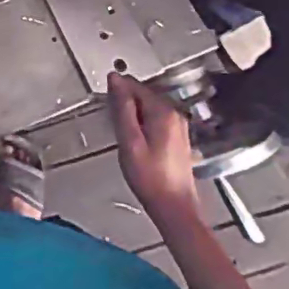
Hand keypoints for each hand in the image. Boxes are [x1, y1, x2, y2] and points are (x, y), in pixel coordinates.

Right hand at [108, 72, 198, 219]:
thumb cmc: (149, 177)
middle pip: (142, 94)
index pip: (134, 85)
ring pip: (148, 107)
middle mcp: (174, 113)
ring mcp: (179, 125)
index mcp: (162, 110)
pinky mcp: (179, 137)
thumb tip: (114, 78)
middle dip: (126, 105)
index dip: (117, 93)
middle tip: (117, 128)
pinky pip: (156, 119)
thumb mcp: (129, 140)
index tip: (109, 111)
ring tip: (126, 137)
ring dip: (134, 115)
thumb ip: (122, 106)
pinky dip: (144, 124)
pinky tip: (138, 143)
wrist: (175, 210)